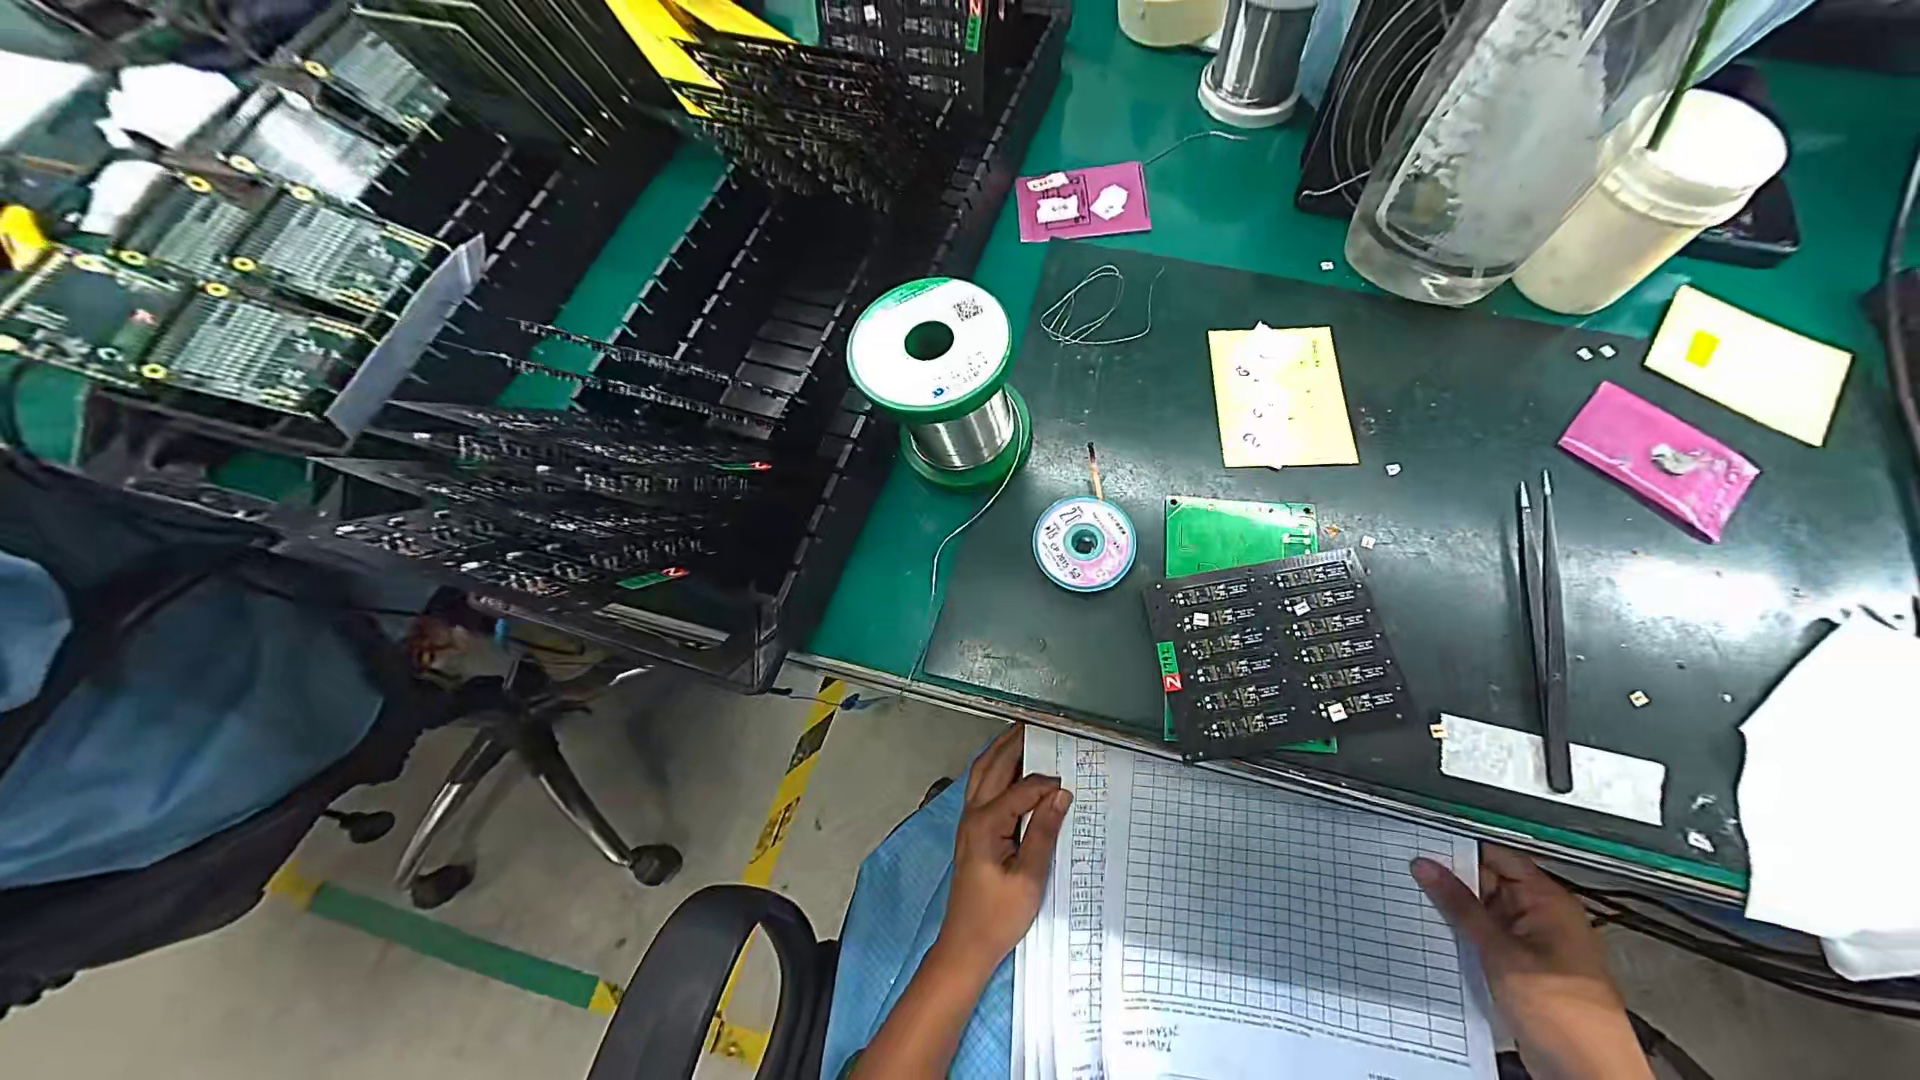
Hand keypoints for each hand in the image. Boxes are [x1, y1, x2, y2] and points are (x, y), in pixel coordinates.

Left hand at [936, 725, 1071, 972]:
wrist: (966, 943)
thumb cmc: (997, 915)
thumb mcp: (1029, 877)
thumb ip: (1043, 832)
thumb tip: (1060, 795)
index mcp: (985, 822)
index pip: (1020, 789)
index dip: (1046, 782)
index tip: (1069, 781)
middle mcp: (972, 814)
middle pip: (992, 766)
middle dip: (1013, 742)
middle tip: (1036, 725)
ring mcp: (968, 820)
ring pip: (982, 772)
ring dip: (1001, 751)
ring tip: (1022, 735)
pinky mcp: (971, 829)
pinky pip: (982, 786)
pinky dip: (996, 769)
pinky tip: (1011, 769)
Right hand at [1412, 846, 1651, 1079]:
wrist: (1587, 1075)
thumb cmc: (1562, 1012)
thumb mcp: (1500, 951)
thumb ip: (1460, 905)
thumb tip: (1426, 865)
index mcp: (1549, 902)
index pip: (1497, 855)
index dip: (1460, 845)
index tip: (1420, 838)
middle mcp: (1541, 916)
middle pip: (1487, 881)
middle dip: (1449, 877)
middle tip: (1406, 867)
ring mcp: (1530, 942)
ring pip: (1481, 909)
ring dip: (1452, 907)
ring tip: (1410, 894)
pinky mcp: (1518, 965)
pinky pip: (1483, 935)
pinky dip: (1459, 931)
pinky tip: (1430, 927)